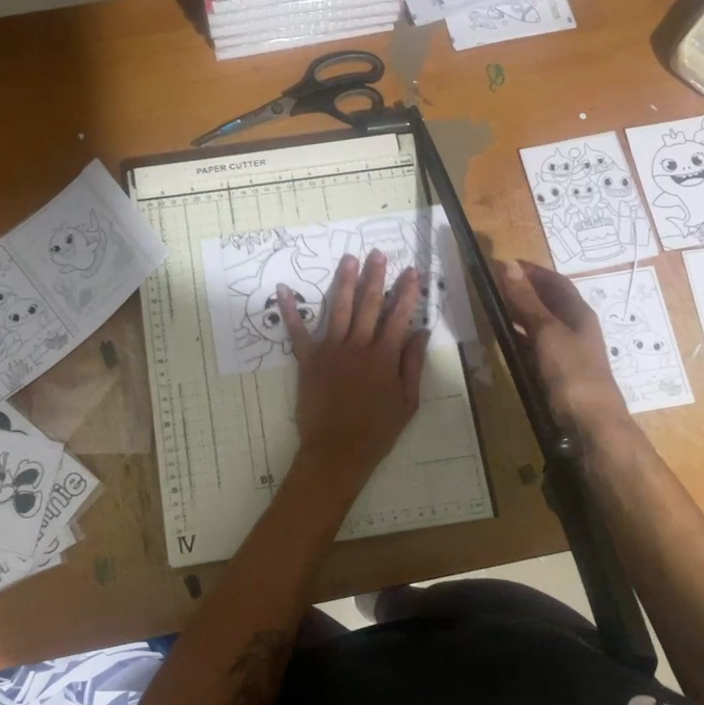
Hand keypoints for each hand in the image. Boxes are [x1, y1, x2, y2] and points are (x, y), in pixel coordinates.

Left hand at [281, 251, 428, 492]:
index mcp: (384, 357)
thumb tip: (420, 333)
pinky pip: (297, 331)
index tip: (412, 272)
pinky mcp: (308, 360)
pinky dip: (290, 310)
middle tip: (378, 254)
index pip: (399, 316)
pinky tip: (283, 289)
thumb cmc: (377, 431)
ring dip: (344, 282)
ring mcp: (331, 350)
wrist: (337, 451)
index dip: (407, 293)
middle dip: (375, 277)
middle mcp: (358, 346)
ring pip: (338, 308)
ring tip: (349, 259)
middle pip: (368, 304)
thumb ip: (412, 365)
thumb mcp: (407, 402)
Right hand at [494, 259, 632, 436]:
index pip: (555, 282)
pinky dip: (520, 337)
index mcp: (579, 313)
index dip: (532, 271)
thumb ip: (526, 301)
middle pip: (549, 302)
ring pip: (541, 324)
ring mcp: (567, 353)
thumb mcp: (546, 332)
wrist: (590, 424)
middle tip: (494, 284)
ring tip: (494, 307)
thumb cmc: (571, 372)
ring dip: (520, 313)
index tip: (504, 264)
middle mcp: (576, 329)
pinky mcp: (557, 373)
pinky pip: (536, 347)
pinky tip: (504, 341)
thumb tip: (508, 265)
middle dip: (524, 290)